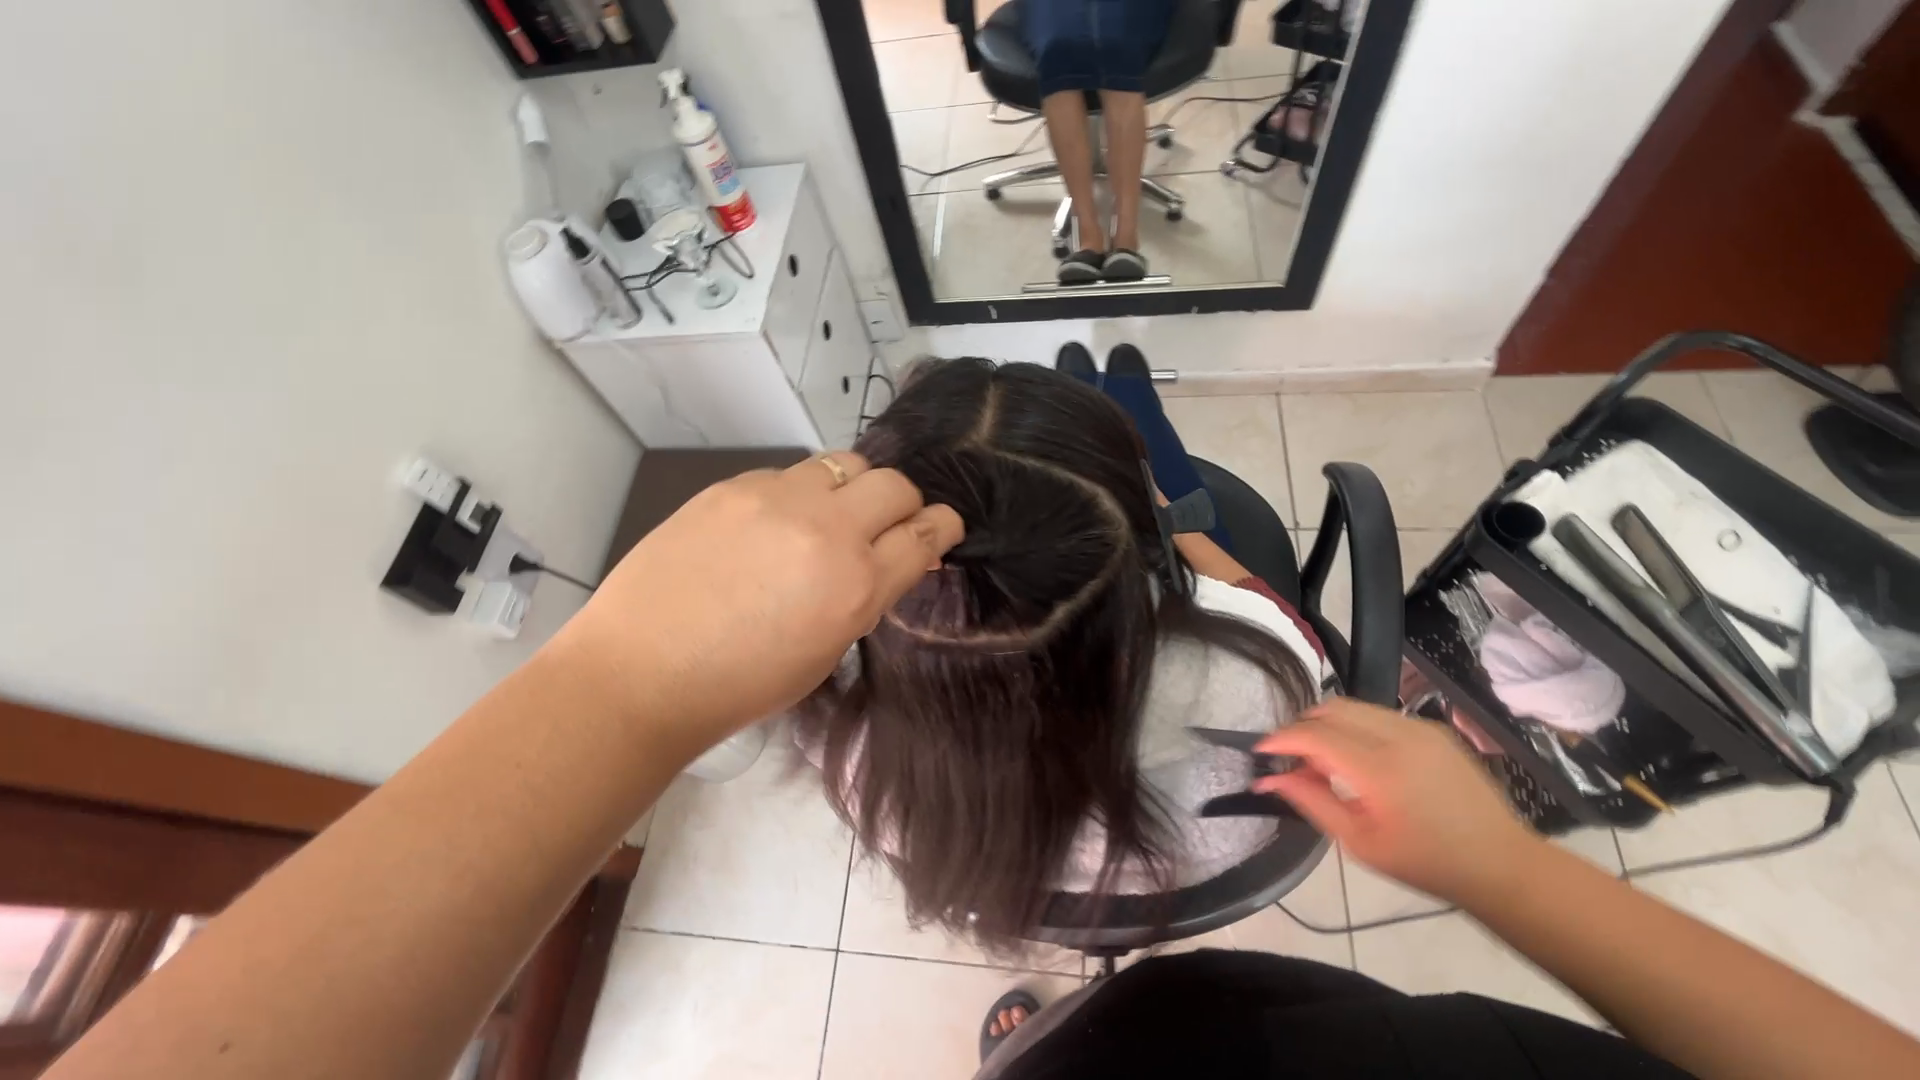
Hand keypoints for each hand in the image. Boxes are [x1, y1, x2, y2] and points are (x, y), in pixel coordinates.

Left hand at [556, 453, 962, 749]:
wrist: (642, 671)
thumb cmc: (741, 685)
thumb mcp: (825, 650)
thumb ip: (864, 596)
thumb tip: (892, 559)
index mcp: (855, 586)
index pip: (925, 534)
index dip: (941, 528)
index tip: (941, 528)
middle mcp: (826, 530)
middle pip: (895, 485)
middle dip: (904, 504)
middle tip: (888, 524)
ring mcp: (776, 499)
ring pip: (845, 464)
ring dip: (853, 488)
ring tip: (830, 516)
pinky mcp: (732, 485)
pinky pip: (788, 474)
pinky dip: (798, 494)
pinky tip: (772, 526)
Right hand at [1254, 698, 1543, 904]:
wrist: (1501, 864)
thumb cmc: (1425, 862)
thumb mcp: (1359, 842)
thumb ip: (1311, 801)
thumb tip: (1268, 777)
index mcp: (1380, 769)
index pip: (1314, 734)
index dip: (1281, 738)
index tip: (1261, 751)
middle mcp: (1400, 736)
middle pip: (1332, 708)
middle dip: (1303, 726)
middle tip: (1292, 758)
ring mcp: (1420, 728)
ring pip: (1354, 707)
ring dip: (1329, 725)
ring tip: (1325, 761)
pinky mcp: (1434, 730)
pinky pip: (1380, 715)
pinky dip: (1356, 727)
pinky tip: (1359, 760)